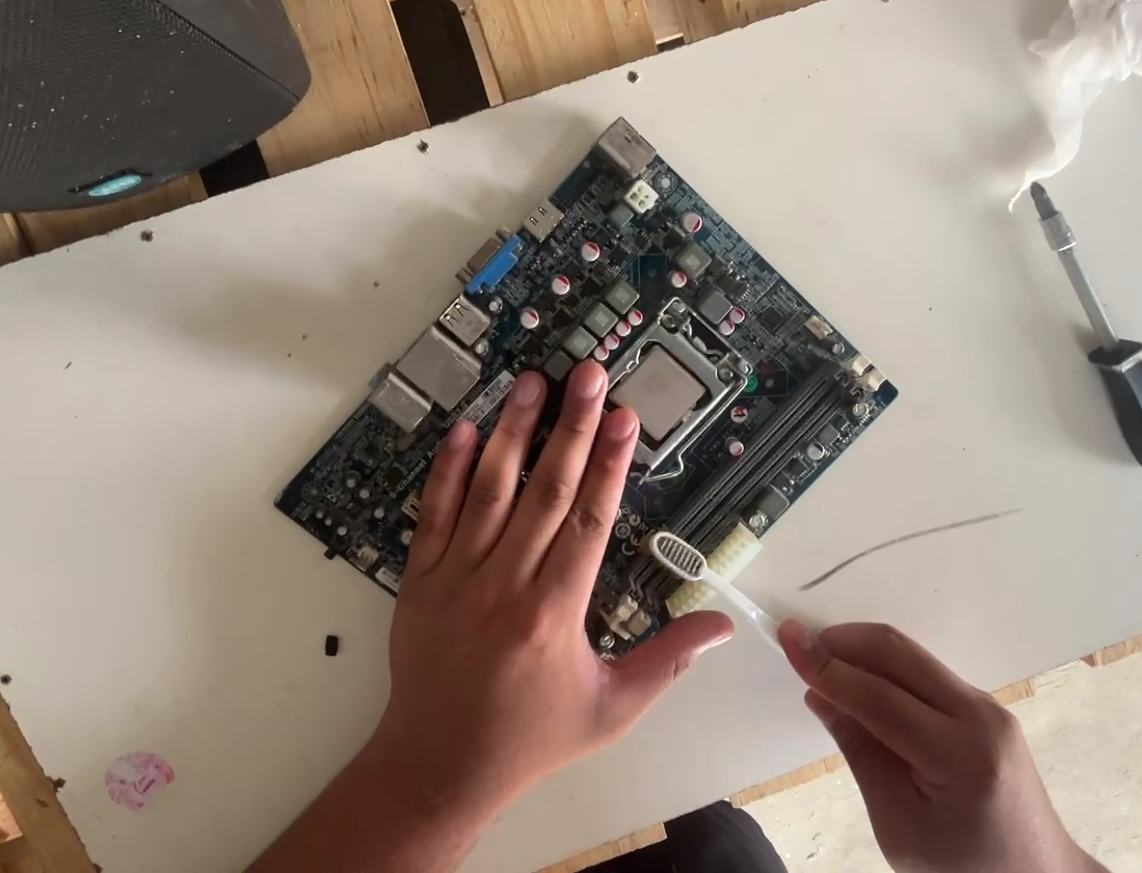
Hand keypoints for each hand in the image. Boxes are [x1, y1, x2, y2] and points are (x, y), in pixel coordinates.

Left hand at [368, 362, 734, 819]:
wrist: (437, 767)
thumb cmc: (531, 738)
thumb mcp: (611, 710)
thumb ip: (668, 661)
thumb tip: (722, 626)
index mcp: (554, 614)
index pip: (589, 521)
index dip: (609, 464)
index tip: (624, 418)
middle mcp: (504, 585)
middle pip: (545, 491)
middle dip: (571, 427)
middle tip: (587, 375)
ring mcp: (456, 577)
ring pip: (488, 490)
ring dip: (512, 432)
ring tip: (532, 382)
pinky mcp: (419, 578)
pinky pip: (433, 513)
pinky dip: (447, 469)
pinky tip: (465, 428)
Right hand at [779, 621, 1104, 872]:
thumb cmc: (961, 867)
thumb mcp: (897, 824)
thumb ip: (859, 751)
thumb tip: (820, 693)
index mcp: (962, 758)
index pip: (880, 698)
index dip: (828, 667)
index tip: (787, 639)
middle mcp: (980, 717)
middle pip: (898, 654)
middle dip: (842, 641)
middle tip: (799, 643)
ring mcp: (986, 704)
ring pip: (909, 654)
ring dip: (859, 649)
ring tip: (821, 662)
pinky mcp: (981, 702)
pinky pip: (921, 669)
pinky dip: (881, 666)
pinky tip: (857, 680)